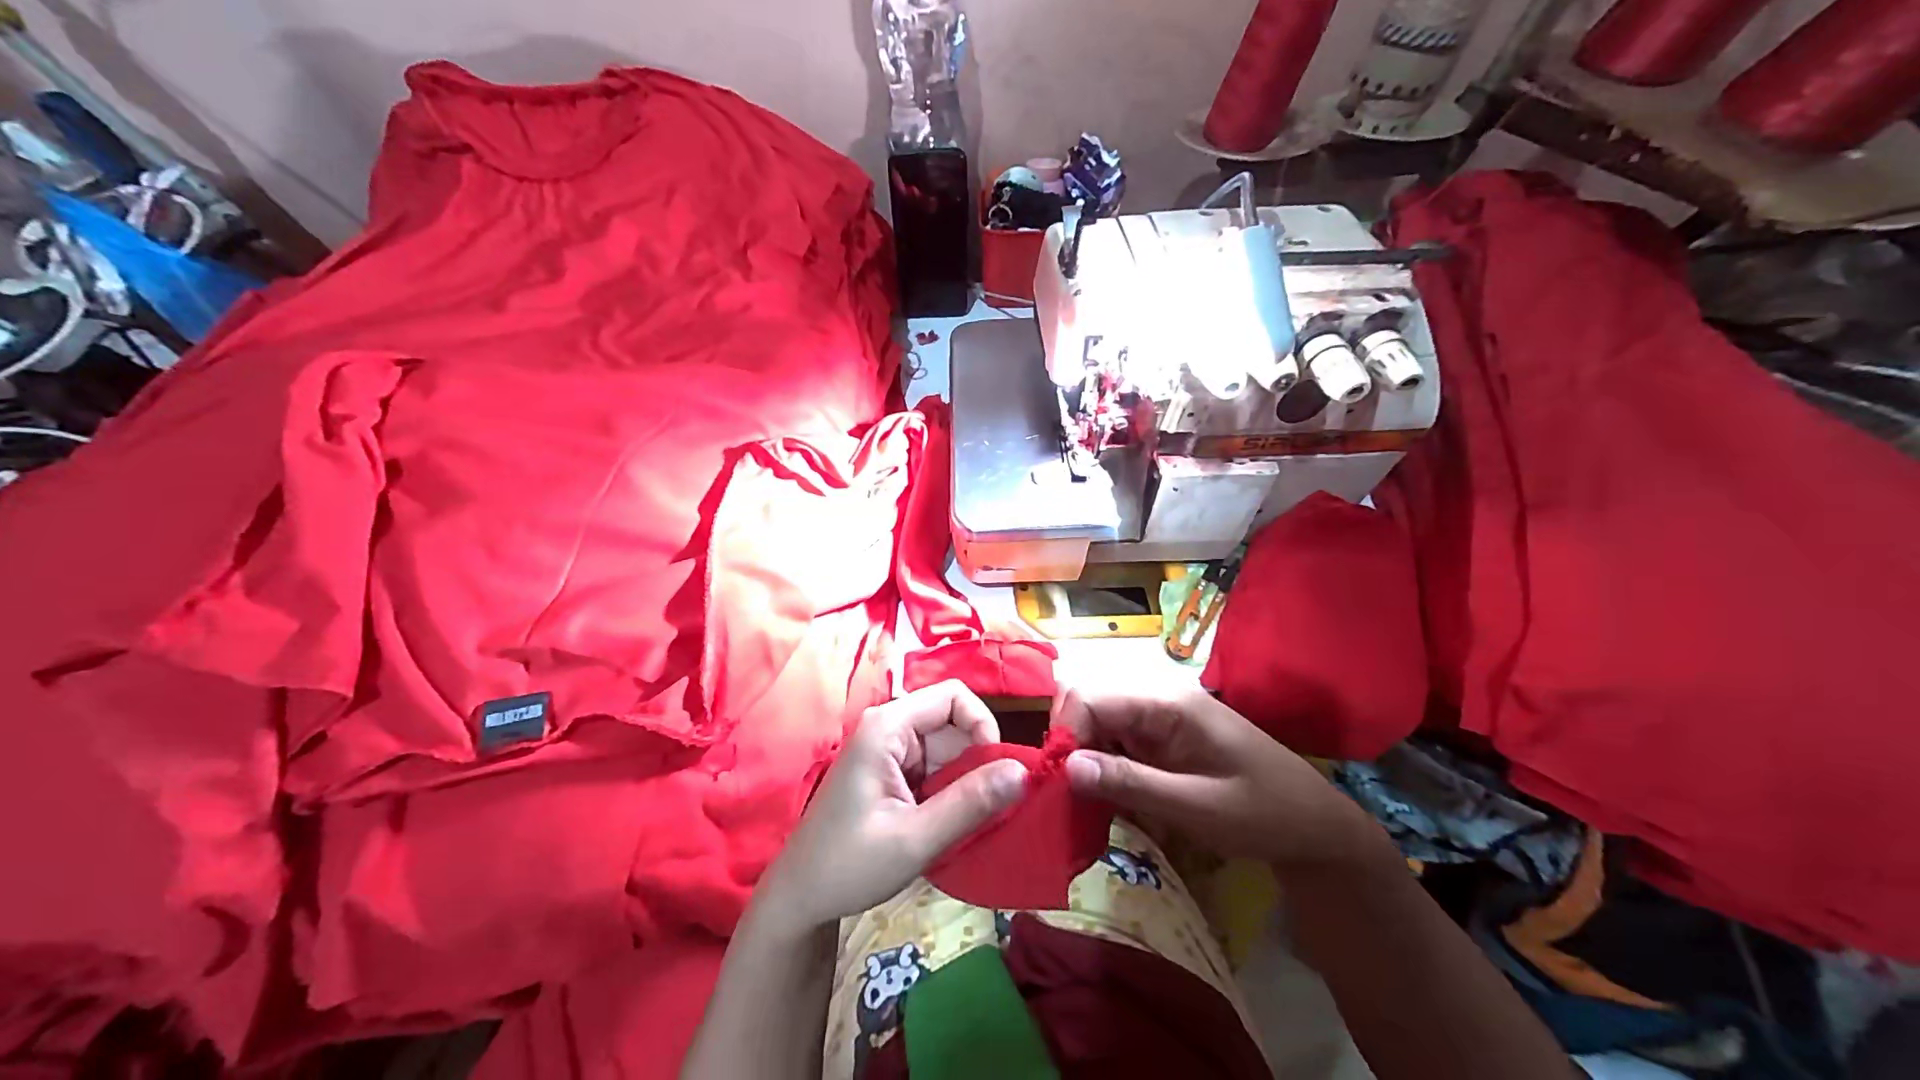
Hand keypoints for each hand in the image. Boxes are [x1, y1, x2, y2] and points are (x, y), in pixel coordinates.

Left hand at [754, 680, 1027, 933]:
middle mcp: (890, 729)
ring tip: (968, 823)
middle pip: (955, 724)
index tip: (995, 772)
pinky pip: (938, 770)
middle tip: (987, 810)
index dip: (983, 726)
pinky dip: (953, 794)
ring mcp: (891, 752)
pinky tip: (951, 826)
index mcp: (887, 727)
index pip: (954, 696)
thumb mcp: (915, 838)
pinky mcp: (894, 775)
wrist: (801, 899)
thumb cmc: (848, 865)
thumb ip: (970, 803)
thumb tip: (1023, 772)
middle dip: (978, 762)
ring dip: (967, 782)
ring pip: (950, 750)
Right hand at [1054, 680, 1387, 870]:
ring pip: (1098, 729)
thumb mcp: (1197, 806)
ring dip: (1085, 764)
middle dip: (1071, 748)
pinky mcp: (1163, 744)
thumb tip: (1066, 766)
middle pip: (1089, 708)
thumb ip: (1131, 782)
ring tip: (1084, 807)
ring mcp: (1160, 722)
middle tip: (1068, 797)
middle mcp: (1158, 703)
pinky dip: (1105, 773)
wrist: (1316, 830)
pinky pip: (1117, 747)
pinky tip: (1110, 804)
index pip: (1091, 698)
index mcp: (1168, 704)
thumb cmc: (1264, 813)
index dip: (1066, 734)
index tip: (1059, 783)